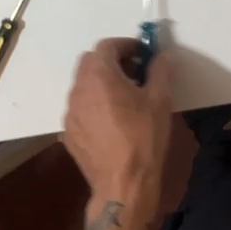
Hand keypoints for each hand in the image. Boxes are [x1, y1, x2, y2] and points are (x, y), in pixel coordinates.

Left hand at [62, 38, 173, 200]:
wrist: (123, 184)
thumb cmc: (143, 137)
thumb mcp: (160, 99)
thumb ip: (161, 70)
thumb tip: (161, 56)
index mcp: (99, 75)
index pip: (106, 45)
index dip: (126, 45)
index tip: (143, 54)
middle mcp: (78, 89)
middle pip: (90, 62)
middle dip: (112, 61)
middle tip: (134, 72)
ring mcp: (70, 113)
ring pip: (83, 85)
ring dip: (101, 82)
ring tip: (124, 98)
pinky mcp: (68, 134)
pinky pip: (80, 108)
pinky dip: (93, 104)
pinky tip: (112, 121)